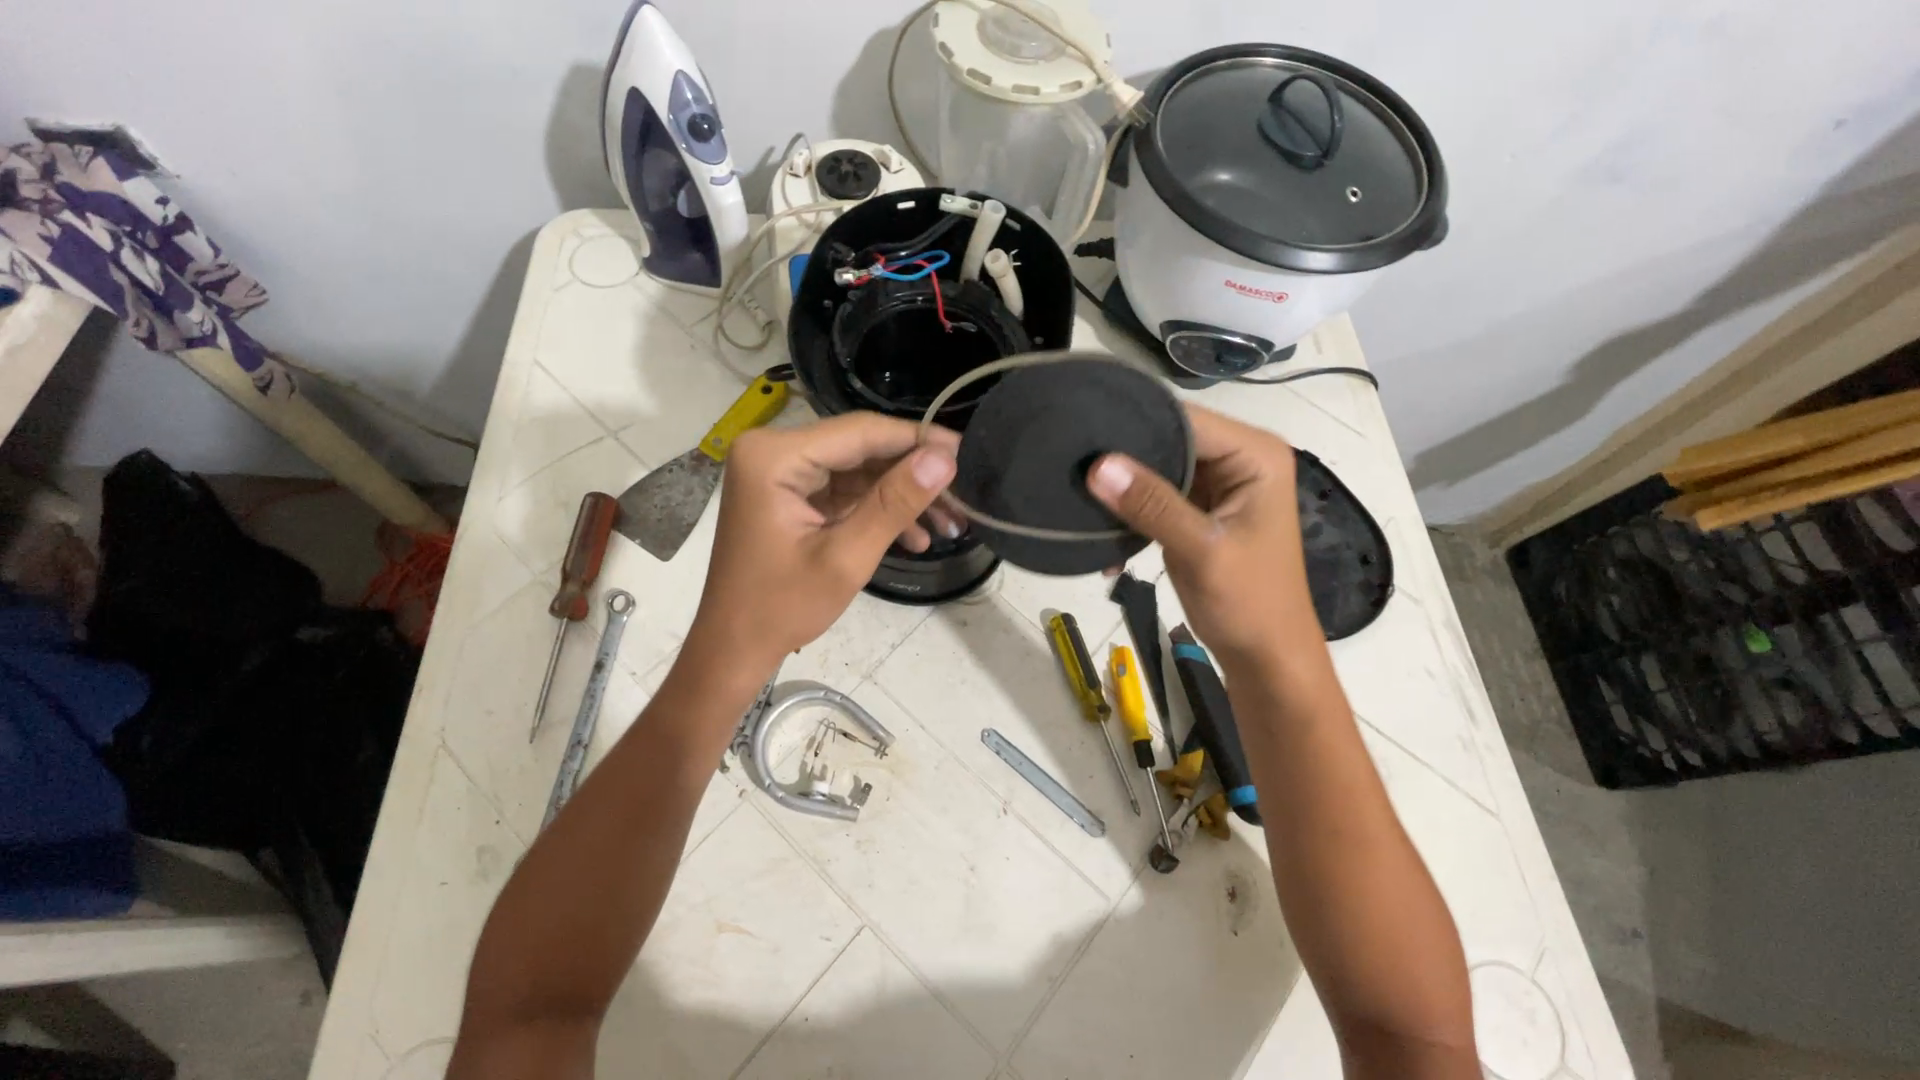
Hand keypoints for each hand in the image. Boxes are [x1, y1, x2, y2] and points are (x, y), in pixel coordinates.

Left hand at [688, 413, 957, 675]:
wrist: (734, 647)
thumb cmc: (781, 607)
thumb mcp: (845, 557)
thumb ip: (894, 503)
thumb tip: (945, 459)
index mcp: (774, 456)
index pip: (861, 432)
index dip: (918, 440)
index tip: (968, 451)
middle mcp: (773, 451)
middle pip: (861, 448)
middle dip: (914, 474)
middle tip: (966, 495)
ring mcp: (780, 473)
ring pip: (859, 469)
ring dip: (902, 496)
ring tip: (952, 523)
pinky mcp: (790, 494)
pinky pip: (844, 490)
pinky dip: (877, 510)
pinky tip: (917, 537)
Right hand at [1086, 404, 1320, 665]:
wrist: (1265, 656)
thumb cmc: (1249, 603)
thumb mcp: (1202, 551)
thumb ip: (1152, 504)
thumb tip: (1098, 465)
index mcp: (1255, 455)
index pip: (1186, 420)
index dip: (1137, 423)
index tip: (1082, 434)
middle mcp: (1239, 458)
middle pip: (1170, 438)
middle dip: (1125, 453)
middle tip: (1070, 461)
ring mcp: (1218, 484)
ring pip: (1159, 465)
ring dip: (1124, 482)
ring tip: (1076, 487)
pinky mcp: (1198, 509)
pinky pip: (1157, 492)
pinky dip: (1131, 507)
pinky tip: (1100, 522)